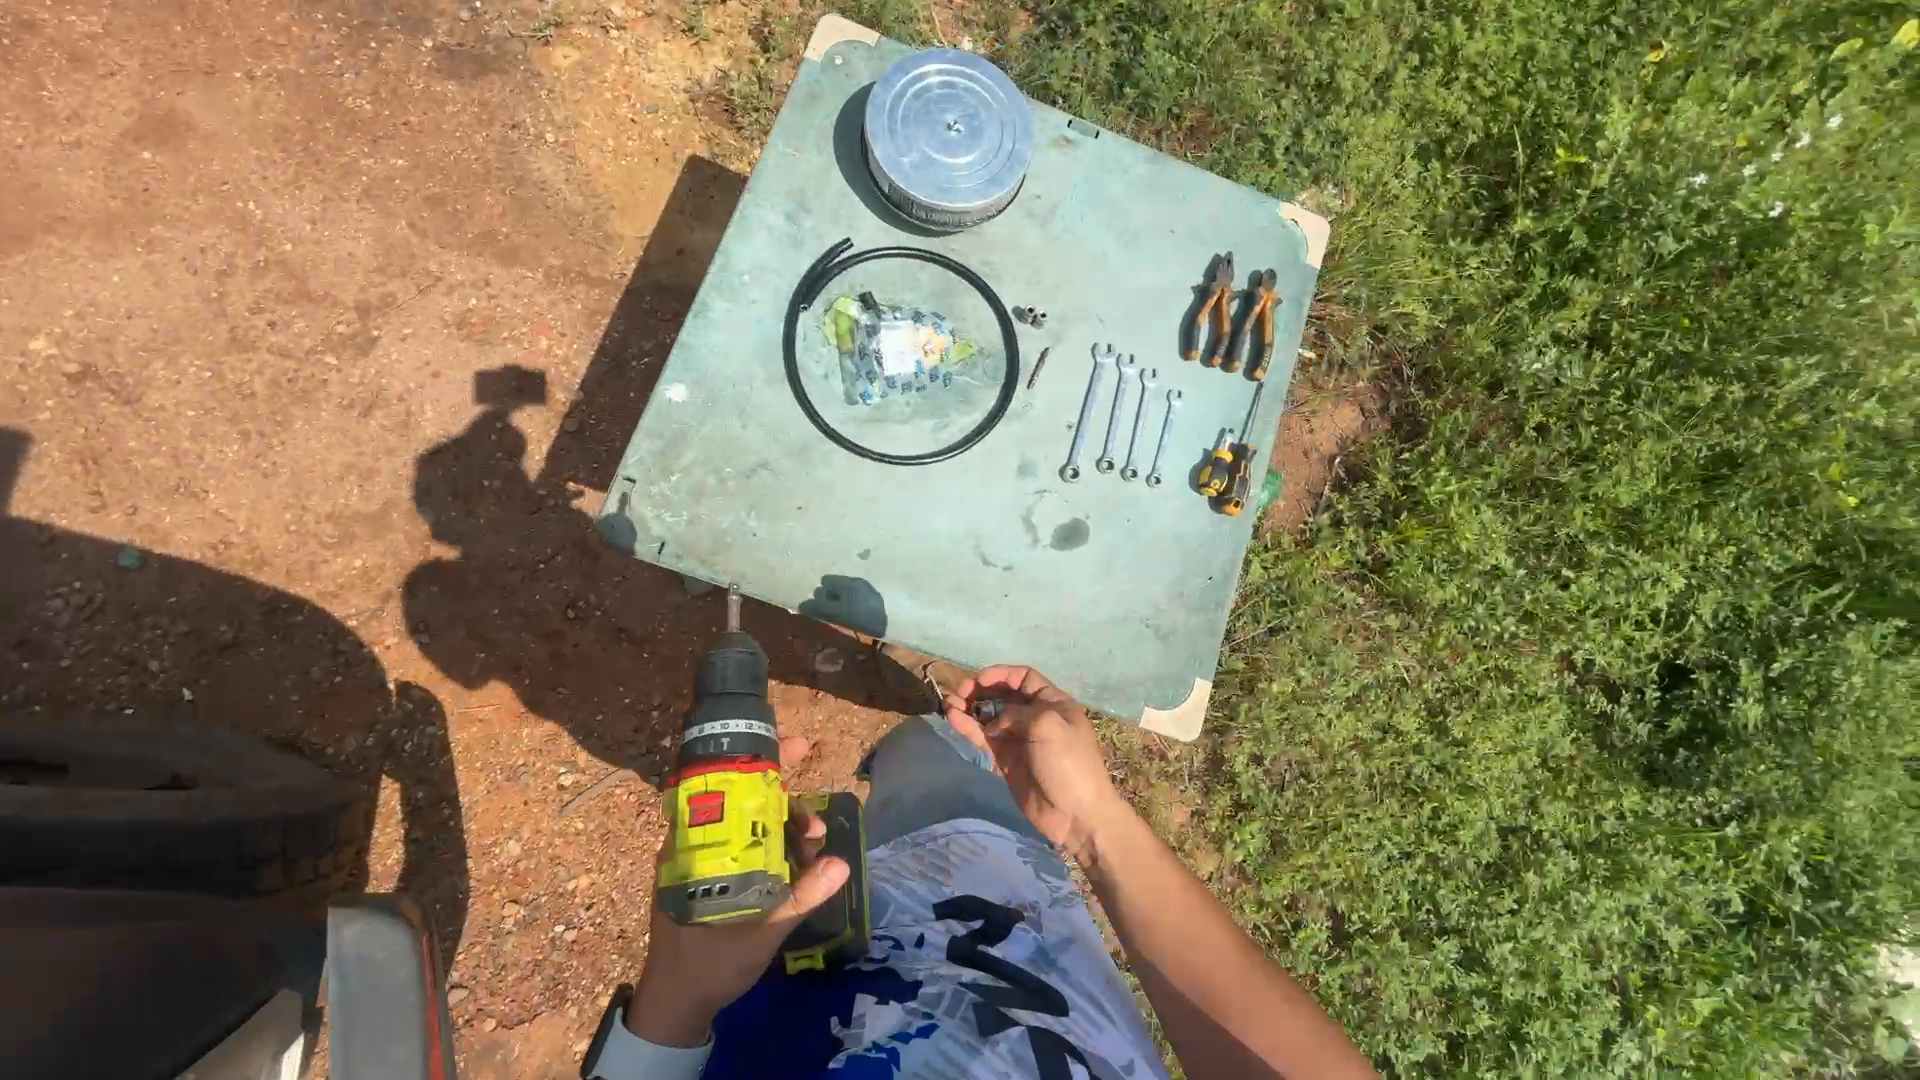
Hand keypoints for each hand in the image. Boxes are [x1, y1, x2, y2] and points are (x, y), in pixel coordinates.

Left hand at [626, 736, 850, 1046]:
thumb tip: (839, 864)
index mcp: (695, 846)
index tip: (797, 744)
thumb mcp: (758, 935)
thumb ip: (799, 898)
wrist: (676, 1005)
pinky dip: (776, 846)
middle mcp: (699, 842)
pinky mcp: (717, 874)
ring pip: (752, 824)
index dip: (763, 760)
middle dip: (787, 801)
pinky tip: (800, 863)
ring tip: (812, 852)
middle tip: (818, 820)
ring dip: (786, 829)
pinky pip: (750, 845)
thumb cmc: (707, 966)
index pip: (728, 784)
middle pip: (745, 800)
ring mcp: (708, 858)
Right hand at [943, 665, 1131, 863]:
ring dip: (969, 708)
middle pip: (1003, 696)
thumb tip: (994, 723)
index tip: (980, 679)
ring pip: (990, 717)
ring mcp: (1020, 740)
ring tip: (948, 703)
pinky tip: (953, 718)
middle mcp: (1035, 717)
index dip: (1002, 675)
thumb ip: (1016, 713)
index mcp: (1053, 703)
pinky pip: (985, 738)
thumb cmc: (1069, 763)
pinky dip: (969, 728)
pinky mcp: (1007, 761)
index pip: (1024, 678)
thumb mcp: (1048, 725)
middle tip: (959, 692)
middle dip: (980, 691)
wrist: (1076, 815)